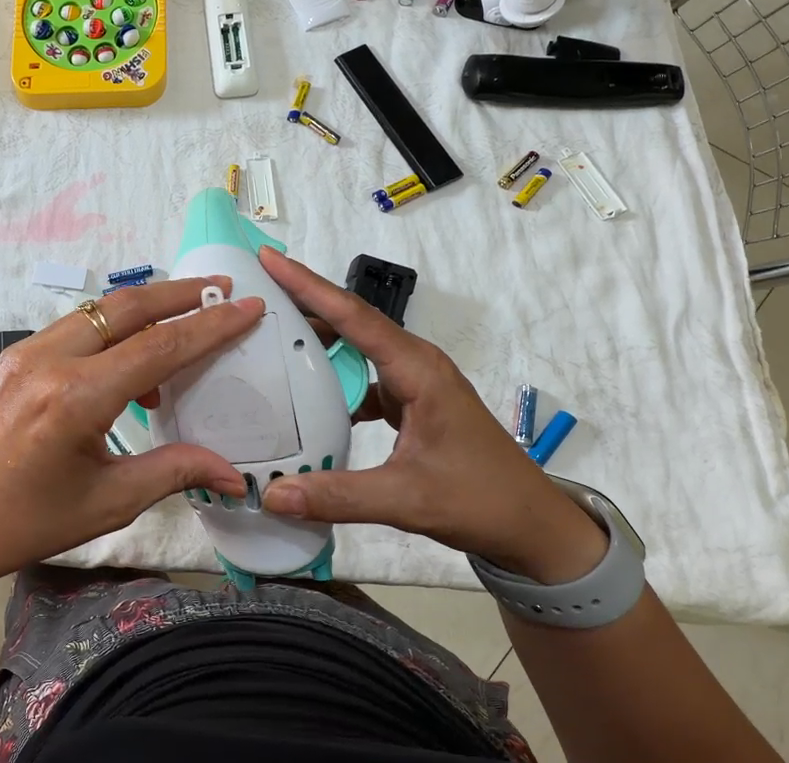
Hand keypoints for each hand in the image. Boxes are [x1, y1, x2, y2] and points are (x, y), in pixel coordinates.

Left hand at [0, 278, 262, 587]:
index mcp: (74, 398)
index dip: (209, 326)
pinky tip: (131, 371)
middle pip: (125, 307)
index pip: (157, 347)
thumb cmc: (29, 520)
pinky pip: (74, 329)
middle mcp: (48, 360)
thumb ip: (174, 472)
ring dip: (144, 311)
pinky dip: (110, 334)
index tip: (247, 307)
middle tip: (220, 290)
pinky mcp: (15, 357)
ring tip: (183, 331)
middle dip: (179, 294)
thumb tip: (232, 473)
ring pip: (97, 312)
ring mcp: (25, 353)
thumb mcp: (109, 501)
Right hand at [256, 247, 606, 582]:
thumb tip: (271, 494)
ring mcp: (414, 382)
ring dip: (314, 336)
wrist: (536, 528)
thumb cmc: (482, 501)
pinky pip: (360, 375)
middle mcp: (414, 364)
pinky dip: (329, 375)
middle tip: (252, 289)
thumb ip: (338, 495)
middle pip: (350, 320)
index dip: (308, 286)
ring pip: (355, 346)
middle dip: (302, 300)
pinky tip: (300, 393)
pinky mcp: (411, 402)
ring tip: (265, 332)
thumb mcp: (408, 500)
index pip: (354, 316)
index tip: (269, 259)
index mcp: (418, 370)